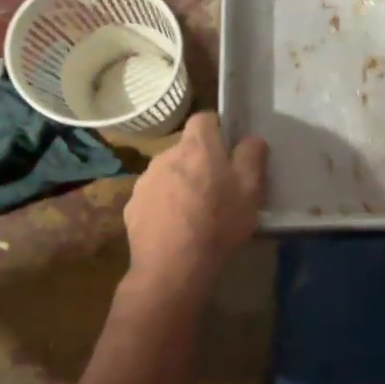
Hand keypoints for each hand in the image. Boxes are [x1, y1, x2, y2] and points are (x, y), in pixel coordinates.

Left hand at [124, 112, 266, 284]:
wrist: (173, 265)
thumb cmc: (219, 222)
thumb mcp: (250, 191)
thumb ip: (251, 158)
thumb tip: (251, 139)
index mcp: (197, 148)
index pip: (204, 118)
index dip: (218, 128)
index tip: (229, 147)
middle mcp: (166, 156)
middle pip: (187, 148)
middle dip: (202, 160)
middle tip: (219, 185)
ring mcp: (145, 180)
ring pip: (169, 171)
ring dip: (182, 181)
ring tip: (197, 209)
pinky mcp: (133, 205)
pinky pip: (155, 195)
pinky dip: (166, 203)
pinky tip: (177, 225)